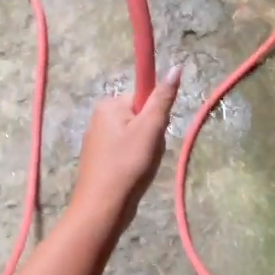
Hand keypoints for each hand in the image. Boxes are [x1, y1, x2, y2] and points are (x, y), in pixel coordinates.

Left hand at [72, 66, 181, 223]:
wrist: (102, 209)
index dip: (156, 114)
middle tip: (151, 151)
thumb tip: (176, 66)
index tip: (155, 132)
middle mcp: (100, 117)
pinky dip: (137, 160)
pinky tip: (135, 174)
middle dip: (153, 133)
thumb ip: (163, 98)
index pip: (145, 96)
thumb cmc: (127, 164)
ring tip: (144, 165)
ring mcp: (98, 139)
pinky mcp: (100, 159)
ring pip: (137, 135)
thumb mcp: (151, 128)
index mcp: (109, 105)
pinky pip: (127, 150)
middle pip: (142, 115)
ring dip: (148, 148)